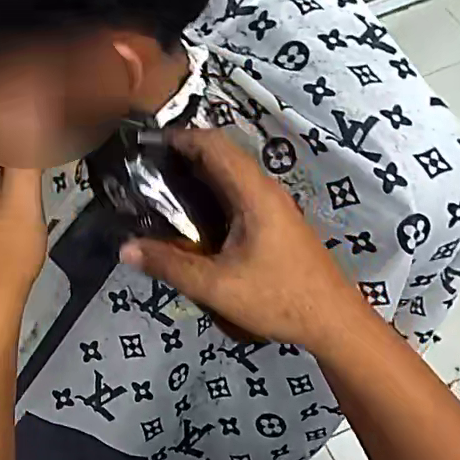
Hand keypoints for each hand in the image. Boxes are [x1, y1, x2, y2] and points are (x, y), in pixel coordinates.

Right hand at [118, 128, 368, 349]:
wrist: (333, 321)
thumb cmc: (278, 299)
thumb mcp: (216, 287)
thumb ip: (169, 265)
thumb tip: (126, 249)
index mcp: (253, 194)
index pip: (213, 144)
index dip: (179, 138)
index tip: (146, 148)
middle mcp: (265, 190)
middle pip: (222, 155)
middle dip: (183, 156)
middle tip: (145, 172)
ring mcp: (274, 205)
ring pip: (231, 175)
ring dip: (199, 176)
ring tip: (162, 193)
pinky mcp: (277, 222)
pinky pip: (239, 194)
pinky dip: (213, 194)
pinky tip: (194, 220)